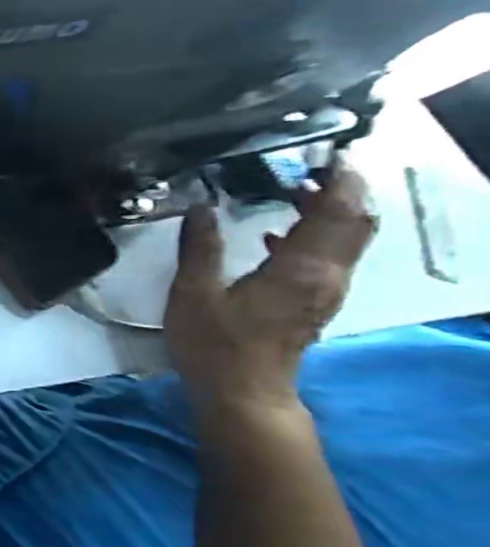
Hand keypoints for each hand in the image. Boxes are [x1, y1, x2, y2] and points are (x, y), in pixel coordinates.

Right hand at [165, 166, 376, 407]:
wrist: (243, 390)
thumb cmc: (215, 342)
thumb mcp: (193, 294)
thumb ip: (200, 248)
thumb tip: (201, 208)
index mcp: (300, 269)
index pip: (337, 214)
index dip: (340, 182)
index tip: (330, 157)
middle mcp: (326, 276)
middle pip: (354, 224)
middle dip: (342, 192)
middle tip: (311, 170)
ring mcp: (325, 291)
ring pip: (345, 240)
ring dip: (329, 213)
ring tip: (294, 195)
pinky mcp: (314, 302)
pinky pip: (328, 257)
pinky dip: (313, 236)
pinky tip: (277, 235)